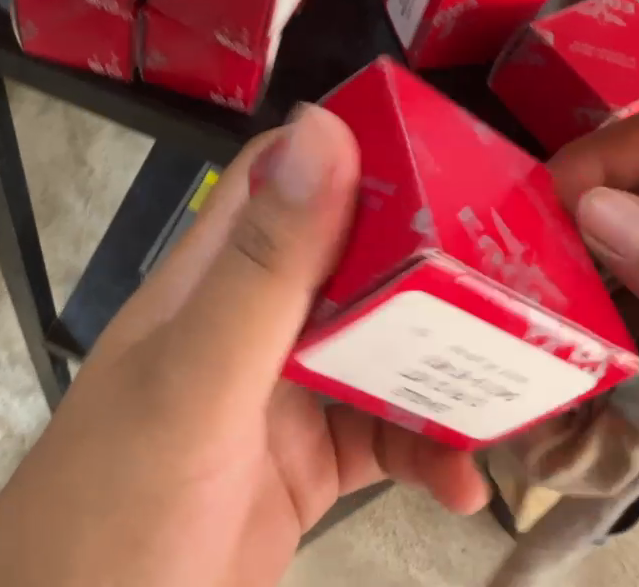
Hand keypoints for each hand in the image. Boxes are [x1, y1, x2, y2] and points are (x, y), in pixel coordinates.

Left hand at [0, 106, 488, 586]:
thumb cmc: (120, 508)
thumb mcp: (198, 381)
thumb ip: (264, 269)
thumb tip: (324, 130)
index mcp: (212, 280)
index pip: (281, 179)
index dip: (353, 152)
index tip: (445, 156)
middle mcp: (246, 323)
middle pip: (346, 261)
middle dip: (425, 265)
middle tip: (517, 278)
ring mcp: (276, 397)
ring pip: (375, 350)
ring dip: (440, 365)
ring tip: (517, 385)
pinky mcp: (302, 468)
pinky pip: (379, 439)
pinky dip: (425, 452)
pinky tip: (463, 484)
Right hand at [547, 101, 638, 586]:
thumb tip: (596, 203)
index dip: (615, 153)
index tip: (550, 201)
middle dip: (579, 212)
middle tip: (516, 249)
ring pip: (620, 256)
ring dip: (571, 271)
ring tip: (522, 300)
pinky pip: (613, 316)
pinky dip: (577, 323)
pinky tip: (549, 348)